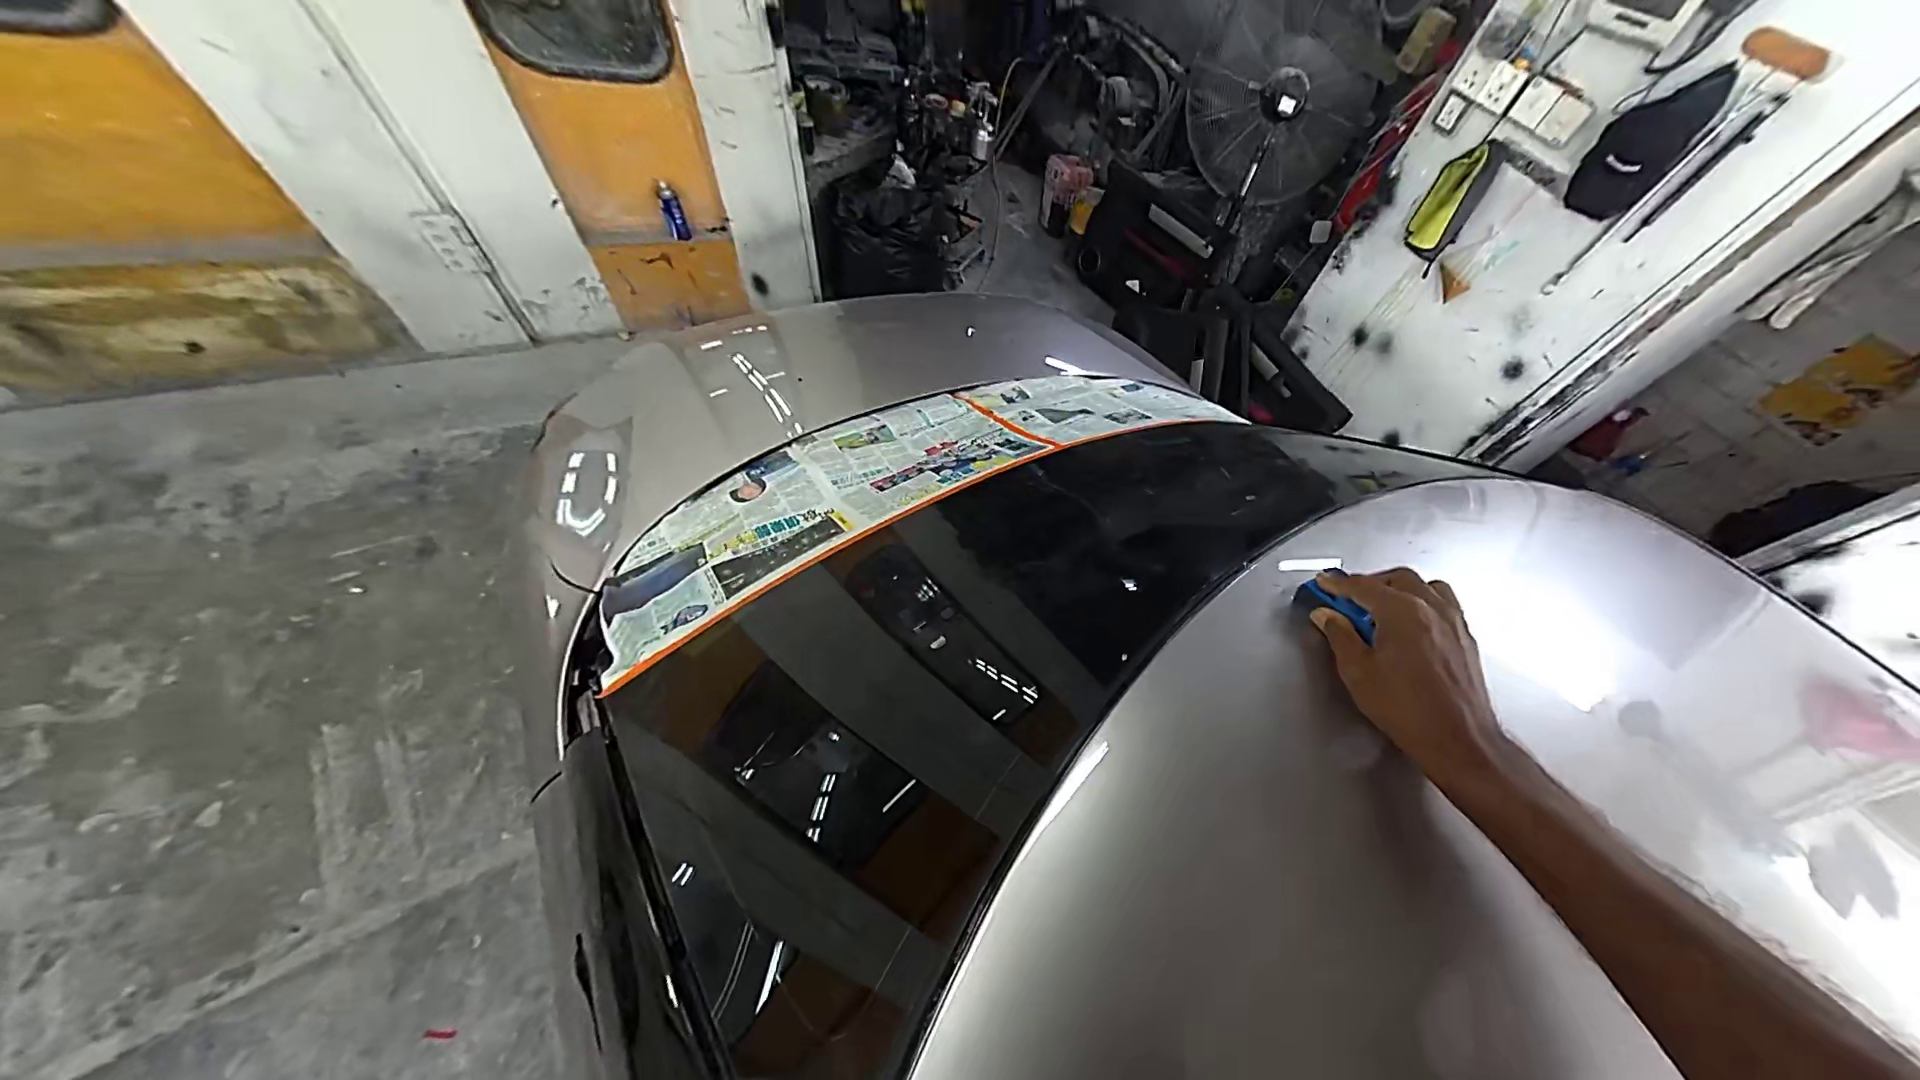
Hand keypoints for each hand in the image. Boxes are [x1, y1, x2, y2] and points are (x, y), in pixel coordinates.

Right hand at [1309, 569, 1503, 780]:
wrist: (1457, 739)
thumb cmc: (1410, 709)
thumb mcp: (1356, 670)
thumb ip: (1339, 635)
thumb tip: (1327, 616)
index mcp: (1402, 612)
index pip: (1362, 586)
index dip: (1337, 583)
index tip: (1324, 582)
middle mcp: (1432, 611)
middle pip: (1396, 579)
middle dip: (1367, 583)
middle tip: (1345, 595)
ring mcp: (1453, 623)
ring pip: (1424, 586)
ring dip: (1397, 588)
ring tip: (1378, 604)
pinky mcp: (1465, 639)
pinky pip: (1442, 603)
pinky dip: (1420, 601)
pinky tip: (1408, 620)